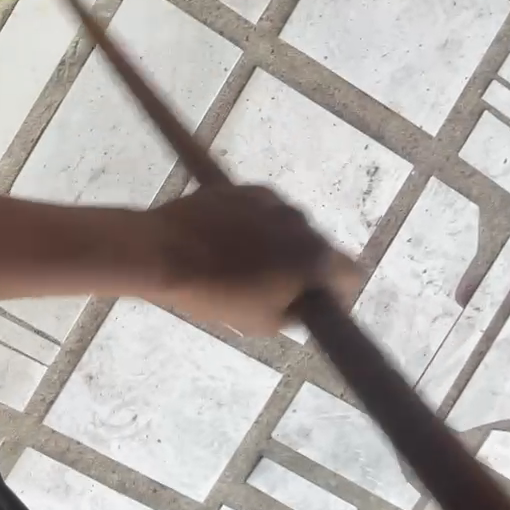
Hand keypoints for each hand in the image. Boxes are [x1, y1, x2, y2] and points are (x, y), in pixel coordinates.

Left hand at [138, 185, 360, 334]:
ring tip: (240, 259)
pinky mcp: (236, 188)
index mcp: (315, 256)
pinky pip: (258, 208)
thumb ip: (298, 312)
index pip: (350, 274)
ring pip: (286, 225)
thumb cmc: (212, 292)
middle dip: (301, 264)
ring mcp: (267, 200)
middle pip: (316, 246)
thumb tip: (304, 304)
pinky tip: (226, 236)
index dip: (335, 292)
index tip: (312, 302)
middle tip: (270, 282)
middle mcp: (300, 222)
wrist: (159, 251)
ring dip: (275, 240)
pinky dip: (250, 221)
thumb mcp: (264, 322)